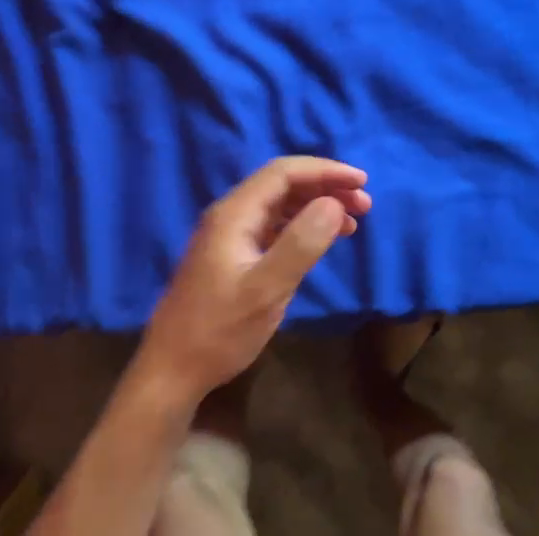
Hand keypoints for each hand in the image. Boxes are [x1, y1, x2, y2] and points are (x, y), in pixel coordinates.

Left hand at [138, 157, 370, 402]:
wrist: (173, 367)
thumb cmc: (219, 330)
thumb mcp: (266, 290)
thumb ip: (300, 244)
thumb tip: (332, 202)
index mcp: (234, 214)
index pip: (282, 173)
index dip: (324, 170)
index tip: (362, 181)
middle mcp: (229, 215)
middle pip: (281, 185)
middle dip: (324, 187)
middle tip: (365, 204)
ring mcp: (228, 236)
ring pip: (277, 206)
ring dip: (315, 206)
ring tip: (353, 221)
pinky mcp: (231, 256)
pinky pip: (271, 227)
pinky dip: (300, 227)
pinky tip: (322, 240)